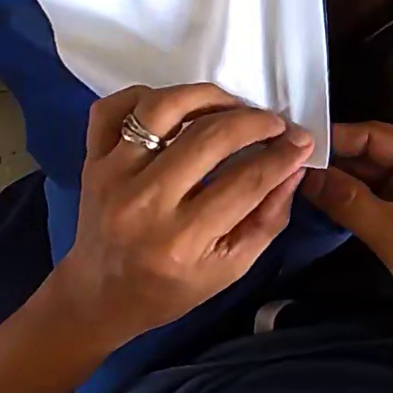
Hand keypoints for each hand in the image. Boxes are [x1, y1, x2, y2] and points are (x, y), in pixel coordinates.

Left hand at [47, 84, 314, 343]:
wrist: (102, 295)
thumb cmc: (171, 288)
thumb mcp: (231, 269)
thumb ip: (267, 219)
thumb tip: (293, 167)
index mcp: (182, 240)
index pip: (245, 181)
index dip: (282, 155)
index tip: (301, 141)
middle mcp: (144, 202)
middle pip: (209, 137)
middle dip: (255, 122)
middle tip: (275, 123)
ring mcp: (112, 175)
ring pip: (162, 109)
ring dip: (207, 97)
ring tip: (232, 107)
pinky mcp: (91, 159)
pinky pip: (113, 108)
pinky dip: (147, 97)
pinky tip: (175, 109)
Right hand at [299, 121, 392, 337]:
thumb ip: (348, 202)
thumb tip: (304, 175)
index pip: (373, 135)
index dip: (331, 142)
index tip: (289, 152)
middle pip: (374, 154)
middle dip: (335, 166)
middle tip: (285, 174)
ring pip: (378, 176)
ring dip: (345, 186)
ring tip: (297, 189)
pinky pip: (389, 195)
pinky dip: (362, 202)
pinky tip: (329, 206)